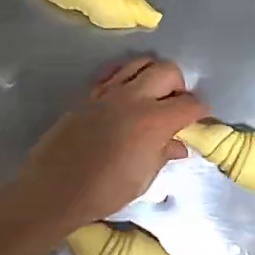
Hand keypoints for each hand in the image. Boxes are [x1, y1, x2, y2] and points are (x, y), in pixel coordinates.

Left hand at [4, 57, 206, 231]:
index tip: (200, 119)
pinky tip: (126, 92)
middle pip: (168, 71)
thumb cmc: (104, 191)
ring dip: (153, 74)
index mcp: (153, 121)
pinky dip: (126, 76)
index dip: (200, 111)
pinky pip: (113, 72)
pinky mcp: (88, 94)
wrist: (54, 189)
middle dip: (179, 86)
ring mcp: (108, 92)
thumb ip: (163, 154)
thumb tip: (178, 145)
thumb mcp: (142, 178)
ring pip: (140, 63)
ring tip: (152, 95)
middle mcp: (134, 98)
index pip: (190, 104)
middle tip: (175, 106)